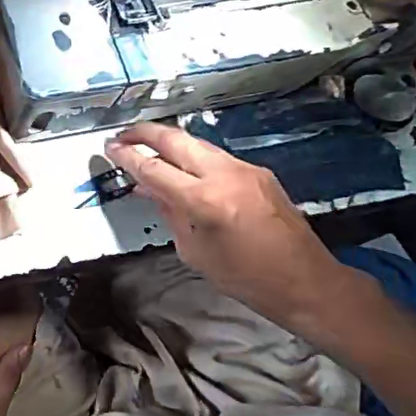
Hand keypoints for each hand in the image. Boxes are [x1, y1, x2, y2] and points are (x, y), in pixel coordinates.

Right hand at [104, 122, 360, 331]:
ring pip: (196, 143)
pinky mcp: (258, 172)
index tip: (108, 148)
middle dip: (144, 134)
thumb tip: (149, 189)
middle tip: (122, 137)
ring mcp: (245, 170)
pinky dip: (191, 156)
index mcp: (204, 200)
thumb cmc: (244, 277)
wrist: (307, 282)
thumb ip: (169, 212)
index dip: (126, 157)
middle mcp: (225, 175)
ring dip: (168, 143)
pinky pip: (215, 156)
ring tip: (146, 149)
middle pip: (175, 139)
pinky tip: (181, 168)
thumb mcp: (194, 249)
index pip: (154, 168)